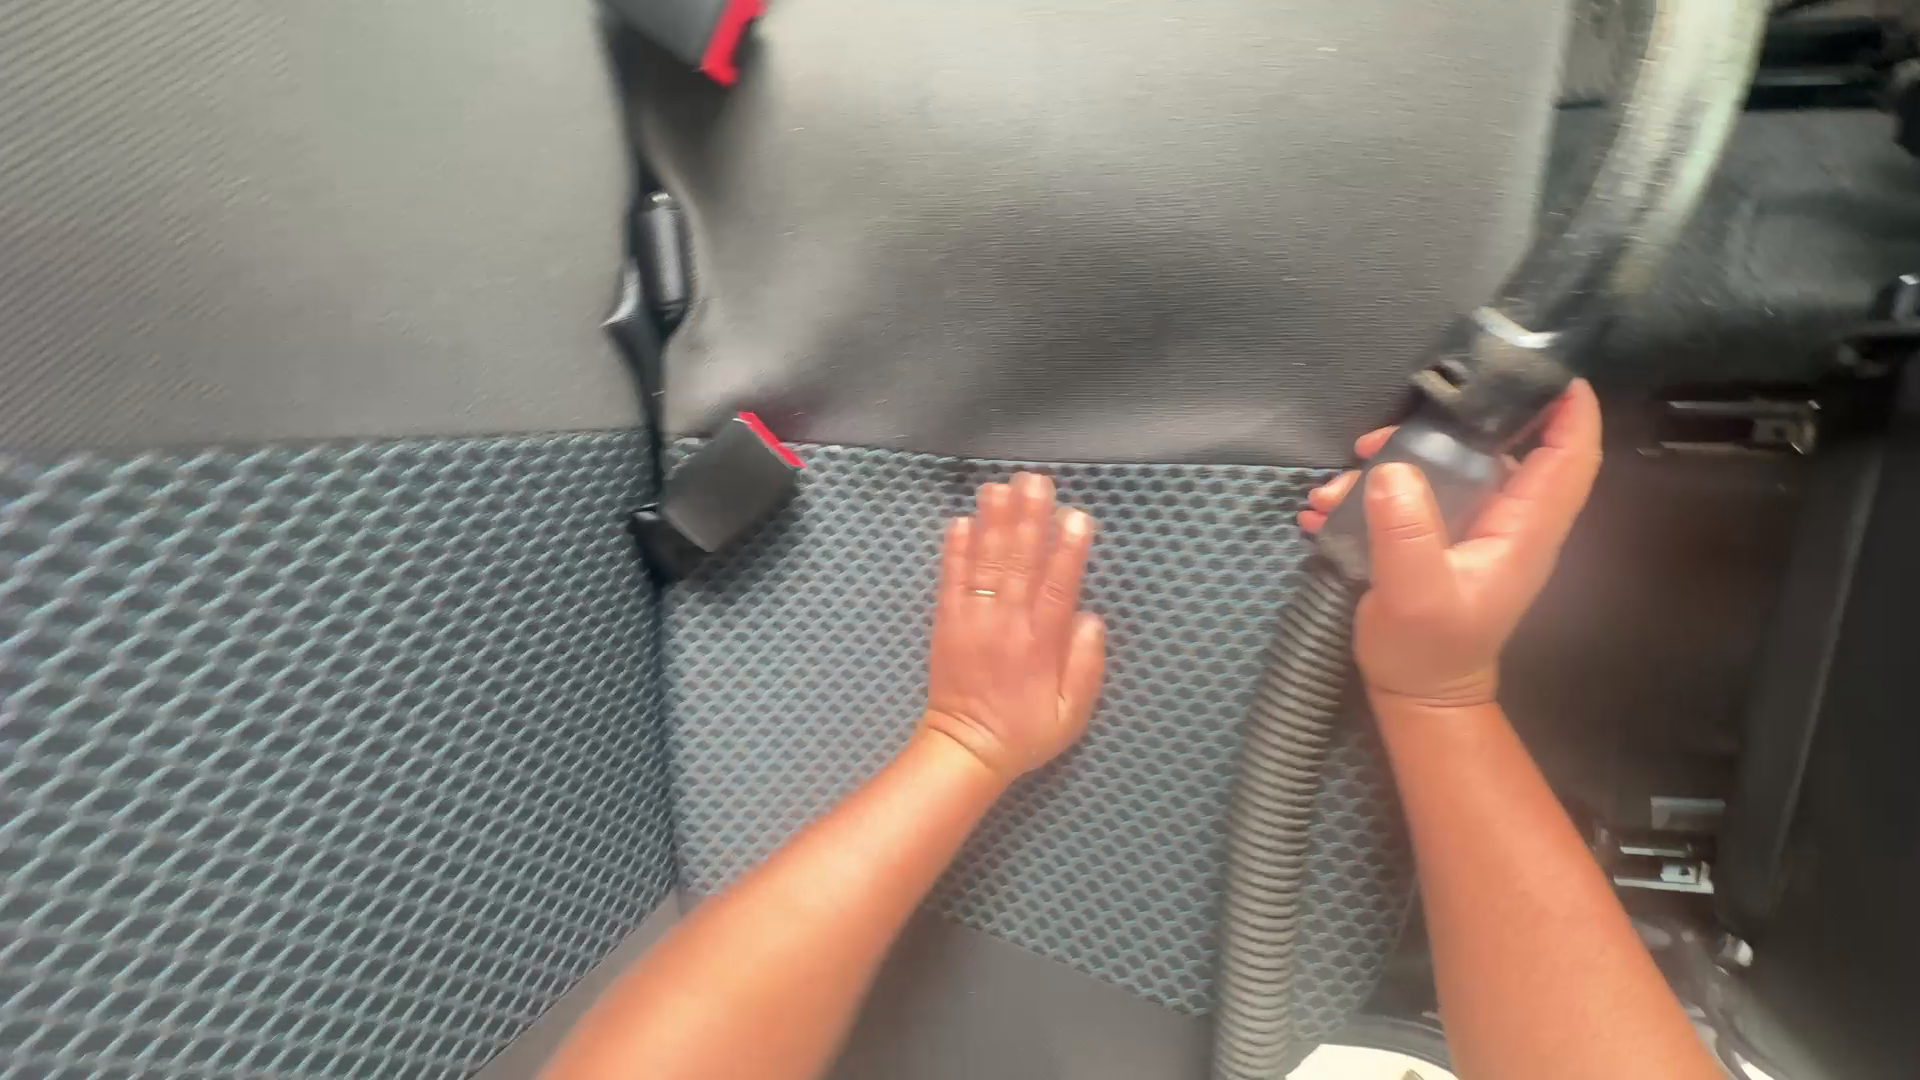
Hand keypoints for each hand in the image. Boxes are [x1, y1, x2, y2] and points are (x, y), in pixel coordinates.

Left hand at [923, 472, 1106, 782]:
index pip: (1058, 588)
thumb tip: (1092, 617)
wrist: (964, 748)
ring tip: (999, 487)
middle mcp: (1006, 624)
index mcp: (1040, 645)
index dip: (1068, 552)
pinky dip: (955, 550)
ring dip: (993, 523)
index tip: (1078, 516)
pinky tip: (961, 521)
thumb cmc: (1025, 731)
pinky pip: (951, 580)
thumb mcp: (1073, 714)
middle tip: (1036, 481)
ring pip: (985, 564)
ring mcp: (972, 620)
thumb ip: (1086, 665)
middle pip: (1019, 564)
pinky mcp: (947, 621)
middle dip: (1029, 520)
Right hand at [1299, 380, 1602, 708]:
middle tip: (1371, 441)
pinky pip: (1406, 501)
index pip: (1566, 461)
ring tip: (1330, 491)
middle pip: (1488, 454)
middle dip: (1431, 436)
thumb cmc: (1428, 649)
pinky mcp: (1432, 542)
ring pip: (1436, 475)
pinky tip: (1324, 513)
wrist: (1415, 693)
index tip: (1547, 372)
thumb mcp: (1414, 593)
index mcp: (1521, 532)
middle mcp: (1502, 524)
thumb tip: (1390, 468)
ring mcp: (1466, 533)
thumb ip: (1405, 532)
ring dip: (1382, 472)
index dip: (1569, 414)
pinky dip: (1365, 499)